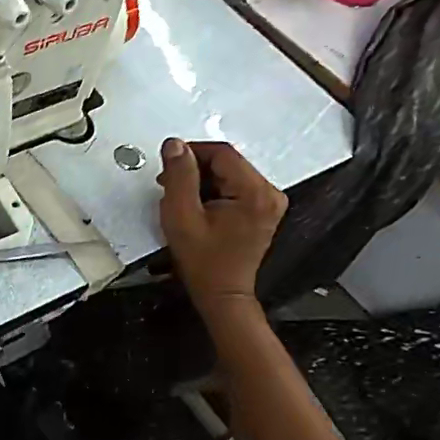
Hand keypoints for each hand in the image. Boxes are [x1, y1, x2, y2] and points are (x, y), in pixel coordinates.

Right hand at [156, 138, 286, 310]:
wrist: (222, 294)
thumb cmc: (205, 264)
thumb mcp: (181, 216)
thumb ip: (178, 176)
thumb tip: (176, 146)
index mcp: (256, 194)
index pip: (221, 153)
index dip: (191, 153)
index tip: (170, 164)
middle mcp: (269, 195)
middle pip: (226, 162)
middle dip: (196, 170)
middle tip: (173, 187)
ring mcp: (268, 202)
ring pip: (228, 173)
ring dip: (203, 181)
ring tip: (185, 202)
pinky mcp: (262, 209)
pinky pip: (234, 185)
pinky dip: (214, 191)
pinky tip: (199, 208)